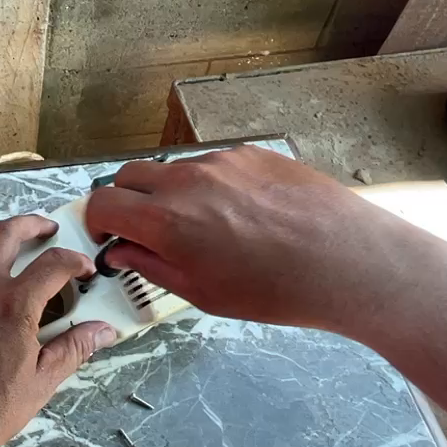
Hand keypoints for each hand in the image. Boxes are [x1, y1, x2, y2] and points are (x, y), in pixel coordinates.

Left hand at [0, 215, 115, 446]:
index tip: (82, 270)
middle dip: (32, 224)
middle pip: (7, 234)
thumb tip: (104, 331)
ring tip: (5, 238)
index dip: (74, 261)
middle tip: (46, 229)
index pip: (53, 264)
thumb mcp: (41, 382)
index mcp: (13, 307)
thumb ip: (73, 348)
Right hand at [82, 146, 446, 333]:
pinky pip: (212, 164)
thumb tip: (121, 250)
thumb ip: (151, 266)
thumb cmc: (275, 290)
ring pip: (171, 169)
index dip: (96, 220)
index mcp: (165, 220)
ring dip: (169, 193)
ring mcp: (219, 161)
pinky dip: (209, 184)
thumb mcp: (202, 293)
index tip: (108, 236)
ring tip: (206, 224)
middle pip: (128, 175)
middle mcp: (184, 181)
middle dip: (126, 200)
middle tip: (145, 228)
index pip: (102, 202)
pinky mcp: (249, 152)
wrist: (350, 261)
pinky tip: (242, 211)